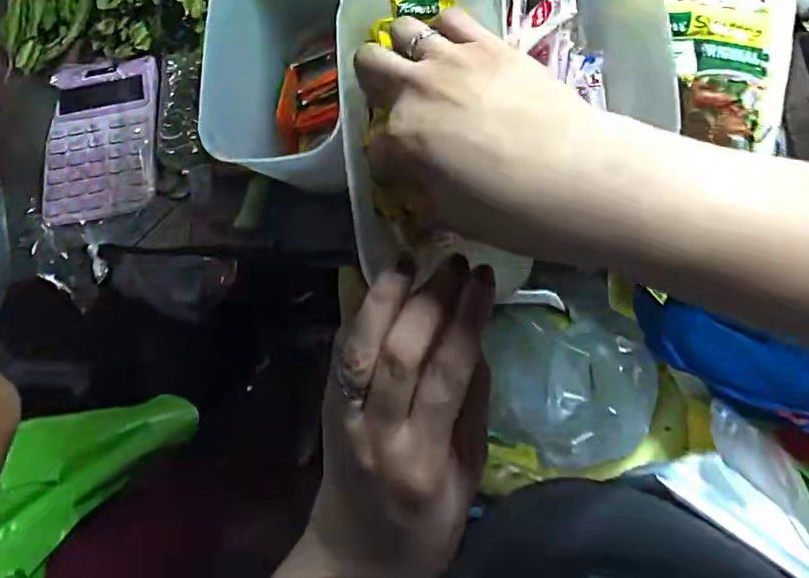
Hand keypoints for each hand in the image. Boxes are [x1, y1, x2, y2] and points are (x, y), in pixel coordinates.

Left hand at [283, 259, 493, 577]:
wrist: (355, 554)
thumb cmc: (425, 524)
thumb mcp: (467, 478)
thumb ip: (472, 409)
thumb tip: (476, 339)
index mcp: (424, 458)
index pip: (447, 374)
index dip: (466, 318)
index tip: (483, 278)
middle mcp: (378, 431)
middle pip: (401, 351)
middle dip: (431, 297)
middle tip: (454, 261)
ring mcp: (344, 413)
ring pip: (361, 343)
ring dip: (386, 295)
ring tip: (410, 260)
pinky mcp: (325, 398)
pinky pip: (342, 347)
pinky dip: (361, 312)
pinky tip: (380, 285)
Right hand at [355, 10, 624, 257]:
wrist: (582, 176)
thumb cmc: (515, 210)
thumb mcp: (454, 217)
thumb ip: (423, 194)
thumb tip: (416, 184)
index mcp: (402, 137)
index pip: (374, 146)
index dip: (386, 162)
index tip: (405, 172)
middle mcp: (415, 89)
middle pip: (368, 62)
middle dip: (372, 81)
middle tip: (394, 97)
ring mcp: (450, 59)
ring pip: (403, 29)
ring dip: (405, 47)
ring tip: (424, 65)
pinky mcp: (487, 43)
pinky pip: (451, 17)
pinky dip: (444, 30)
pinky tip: (456, 47)